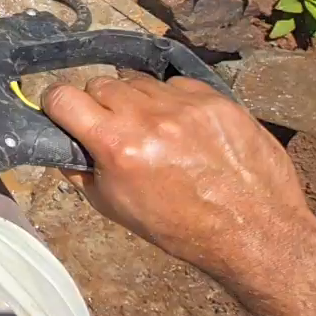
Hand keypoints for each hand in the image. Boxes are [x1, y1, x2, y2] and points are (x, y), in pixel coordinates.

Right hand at [42, 75, 315, 281]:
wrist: (258, 235)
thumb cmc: (178, 226)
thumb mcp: (111, 205)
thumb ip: (77, 168)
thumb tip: (58, 140)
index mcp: (116, 144)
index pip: (61, 96)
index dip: (57, 105)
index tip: (67, 116)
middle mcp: (147, 118)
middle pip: (99, 84)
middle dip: (102, 105)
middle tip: (118, 129)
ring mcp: (184, 106)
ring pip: (136, 80)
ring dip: (137, 100)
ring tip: (156, 128)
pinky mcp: (217, 101)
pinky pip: (175, 84)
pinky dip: (172, 100)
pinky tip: (185, 125)